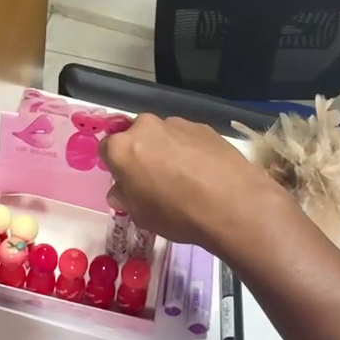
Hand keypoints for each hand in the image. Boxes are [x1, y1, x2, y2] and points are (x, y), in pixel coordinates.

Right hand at [99, 113, 288, 250]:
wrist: (233, 203)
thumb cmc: (177, 214)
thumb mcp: (142, 216)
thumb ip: (126, 198)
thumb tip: (121, 190)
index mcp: (122, 148)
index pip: (107, 150)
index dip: (116, 168)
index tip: (128, 183)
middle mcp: (146, 127)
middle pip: (136, 138)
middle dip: (141, 155)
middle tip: (155, 181)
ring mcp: (176, 123)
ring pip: (163, 136)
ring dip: (166, 151)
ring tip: (185, 179)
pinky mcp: (203, 126)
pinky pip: (187, 137)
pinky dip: (190, 150)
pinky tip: (204, 173)